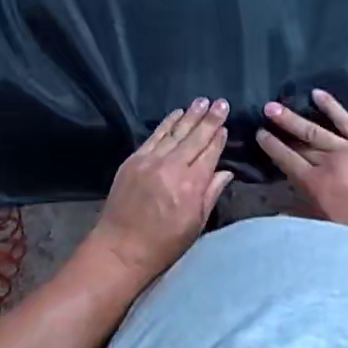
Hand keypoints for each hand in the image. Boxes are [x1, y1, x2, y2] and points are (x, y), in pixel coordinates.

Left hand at [83, 98, 233, 281]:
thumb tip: (225, 172)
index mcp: (191, 186)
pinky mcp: (134, 159)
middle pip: (195, 137)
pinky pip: (154, 136)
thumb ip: (211, 194)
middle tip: (221, 102)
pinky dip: (167, 123)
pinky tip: (177, 113)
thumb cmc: (164, 243)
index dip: (218, 137)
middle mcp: (172, 167)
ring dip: (190, 115)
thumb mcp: (195, 225)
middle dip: (210, 119)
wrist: (121, 246)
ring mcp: (151, 160)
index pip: (209, 153)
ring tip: (203, 101)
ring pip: (175, 132)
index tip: (226, 124)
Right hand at [256, 89, 347, 247]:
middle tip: (265, 112)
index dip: (272, 146)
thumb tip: (277, 212)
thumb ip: (303, 217)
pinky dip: (331, 106)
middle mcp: (328, 163)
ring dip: (294, 116)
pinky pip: (346, 121)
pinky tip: (317, 94)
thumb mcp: (331, 229)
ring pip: (315, 129)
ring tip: (277, 104)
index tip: (260, 134)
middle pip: (299, 143)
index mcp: (316, 185)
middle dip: (279, 127)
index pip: (287, 160)